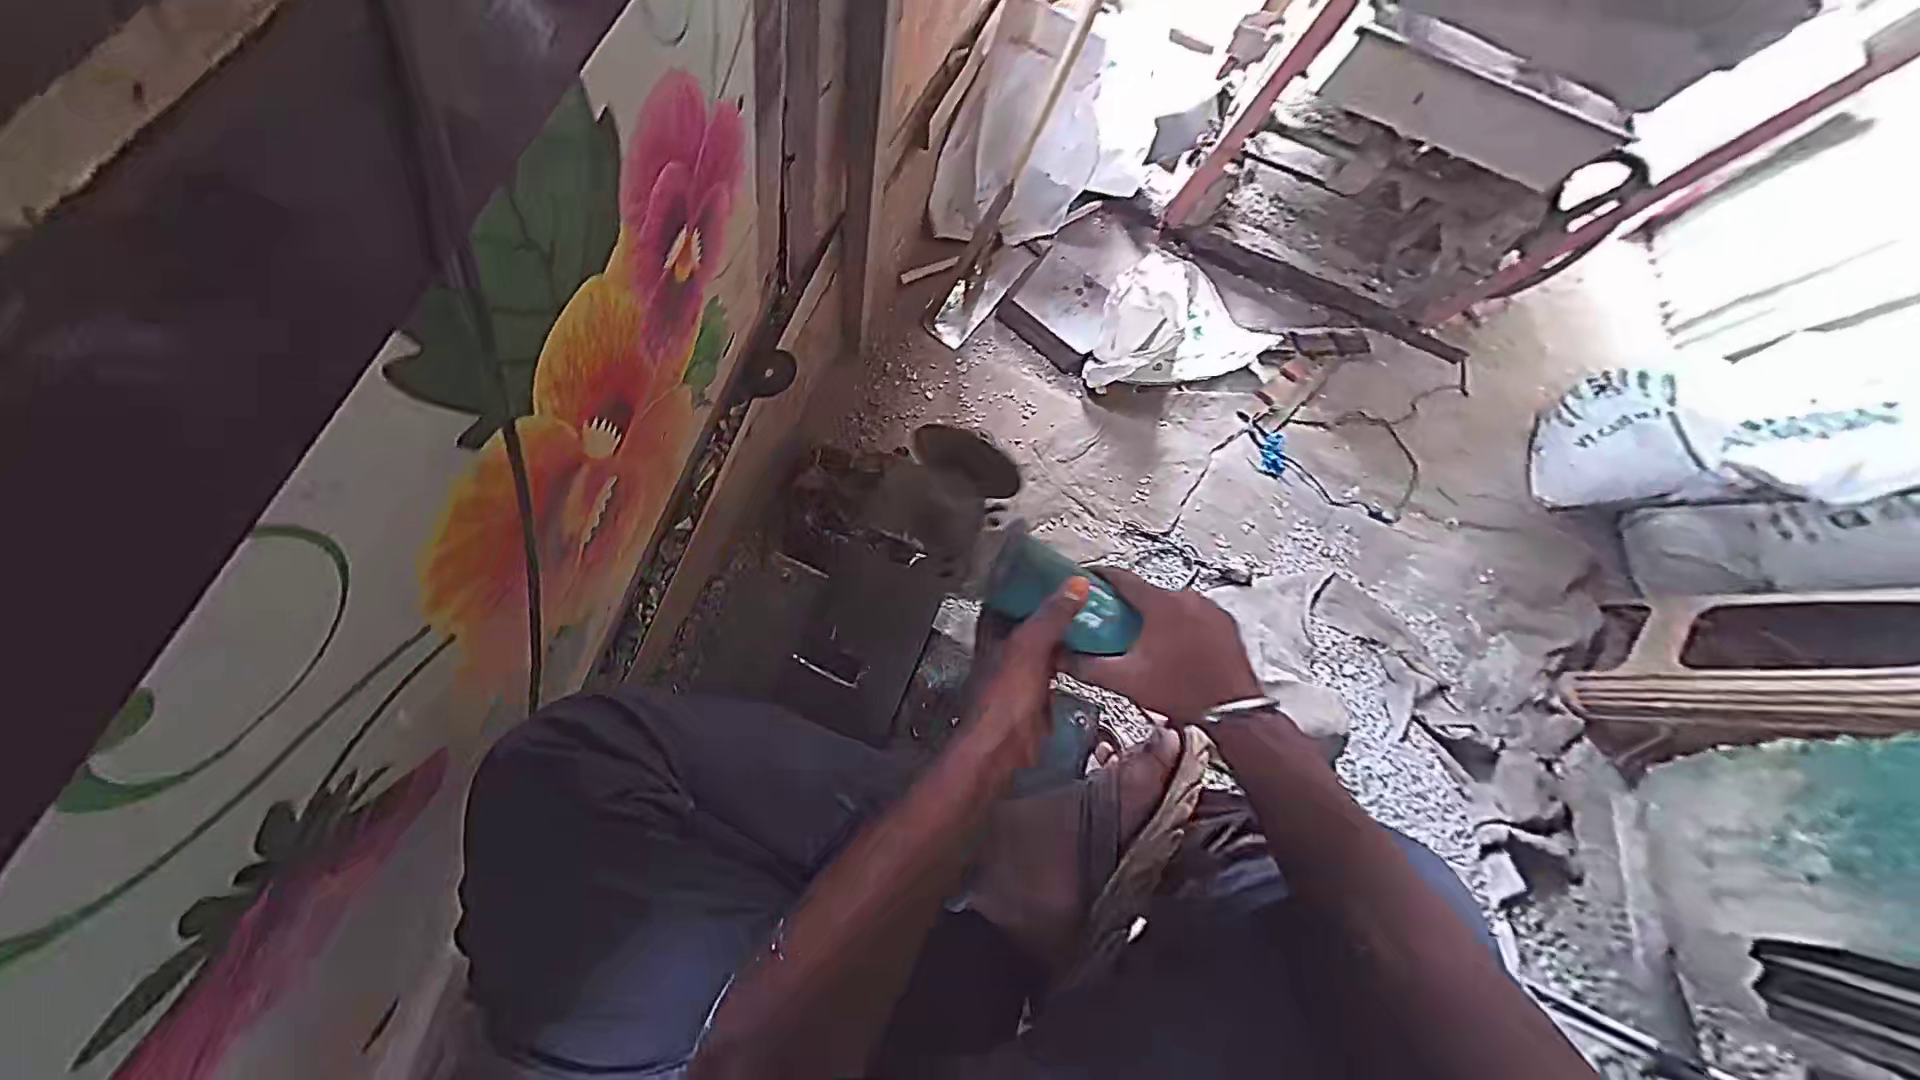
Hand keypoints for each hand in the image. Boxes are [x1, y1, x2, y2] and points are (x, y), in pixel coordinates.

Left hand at [961, 578, 1089, 766]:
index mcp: (997, 634)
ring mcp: (1021, 674)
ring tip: (1090, 621)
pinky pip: (1055, 671)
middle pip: (1032, 622)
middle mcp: (1007, 651)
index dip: (1033, 584)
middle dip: (1055, 610)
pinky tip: (1086, 658)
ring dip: (1064, 636)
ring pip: (1045, 646)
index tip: (1058, 575)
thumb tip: (1074, 586)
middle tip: (1082, 596)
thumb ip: (1052, 616)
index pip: (1014, 598)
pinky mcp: (1036, 696)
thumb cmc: (1003, 702)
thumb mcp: (1031, 648)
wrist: (1002, 749)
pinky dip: (1070, 663)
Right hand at [1068, 568, 1263, 724]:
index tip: (1089, 578)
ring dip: (1156, 615)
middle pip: (1147, 592)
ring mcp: (1209, 608)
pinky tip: (1173, 646)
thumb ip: (1087, 666)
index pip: (1121, 577)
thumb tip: (1061, 657)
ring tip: (1144, 639)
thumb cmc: (1181, 692)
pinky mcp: (1225, 622)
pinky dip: (1180, 624)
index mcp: (1160, 604)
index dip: (1101, 575)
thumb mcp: (1125, 680)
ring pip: (1171, 603)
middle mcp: (1187, 598)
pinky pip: (1194, 614)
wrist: (1233, 712)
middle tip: (1113, 621)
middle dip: (1128, 603)